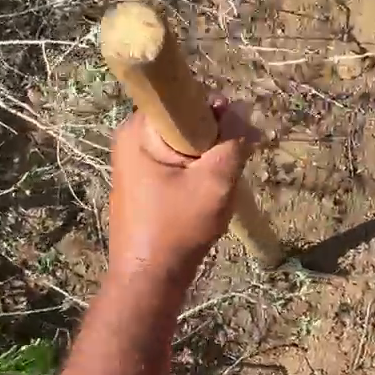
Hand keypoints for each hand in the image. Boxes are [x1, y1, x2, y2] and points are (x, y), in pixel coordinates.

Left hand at [107, 98, 261, 288]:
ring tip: (226, 177)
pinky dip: (201, 165)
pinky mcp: (145, 176)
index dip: (217, 110)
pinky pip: (181, 155)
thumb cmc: (179, 225)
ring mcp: (136, 157)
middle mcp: (132, 137)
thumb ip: (234, 138)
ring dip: (213, 152)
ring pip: (189, 138)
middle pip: (189, 117)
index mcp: (140, 130)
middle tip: (238, 157)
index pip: (186, 97)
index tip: (235, 132)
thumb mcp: (216, 178)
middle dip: (218, 133)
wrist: (150, 277)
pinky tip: (211, 187)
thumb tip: (242, 110)